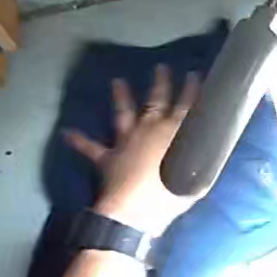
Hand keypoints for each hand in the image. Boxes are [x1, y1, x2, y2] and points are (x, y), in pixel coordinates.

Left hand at [64, 64, 202, 236]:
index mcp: (176, 132)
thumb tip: (209, 148)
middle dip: (160, 83)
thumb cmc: (173, 194)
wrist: (139, 208)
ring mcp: (127, 141)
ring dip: (120, 97)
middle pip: (157, 101)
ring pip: (124, 114)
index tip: (193, 74)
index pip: (187, 105)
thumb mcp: (199, 177)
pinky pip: (91, 148)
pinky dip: (79, 140)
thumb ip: (202, 158)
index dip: (192, 89)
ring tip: (117, 81)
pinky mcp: (108, 158)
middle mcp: (151, 129)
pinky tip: (67, 133)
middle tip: (160, 67)